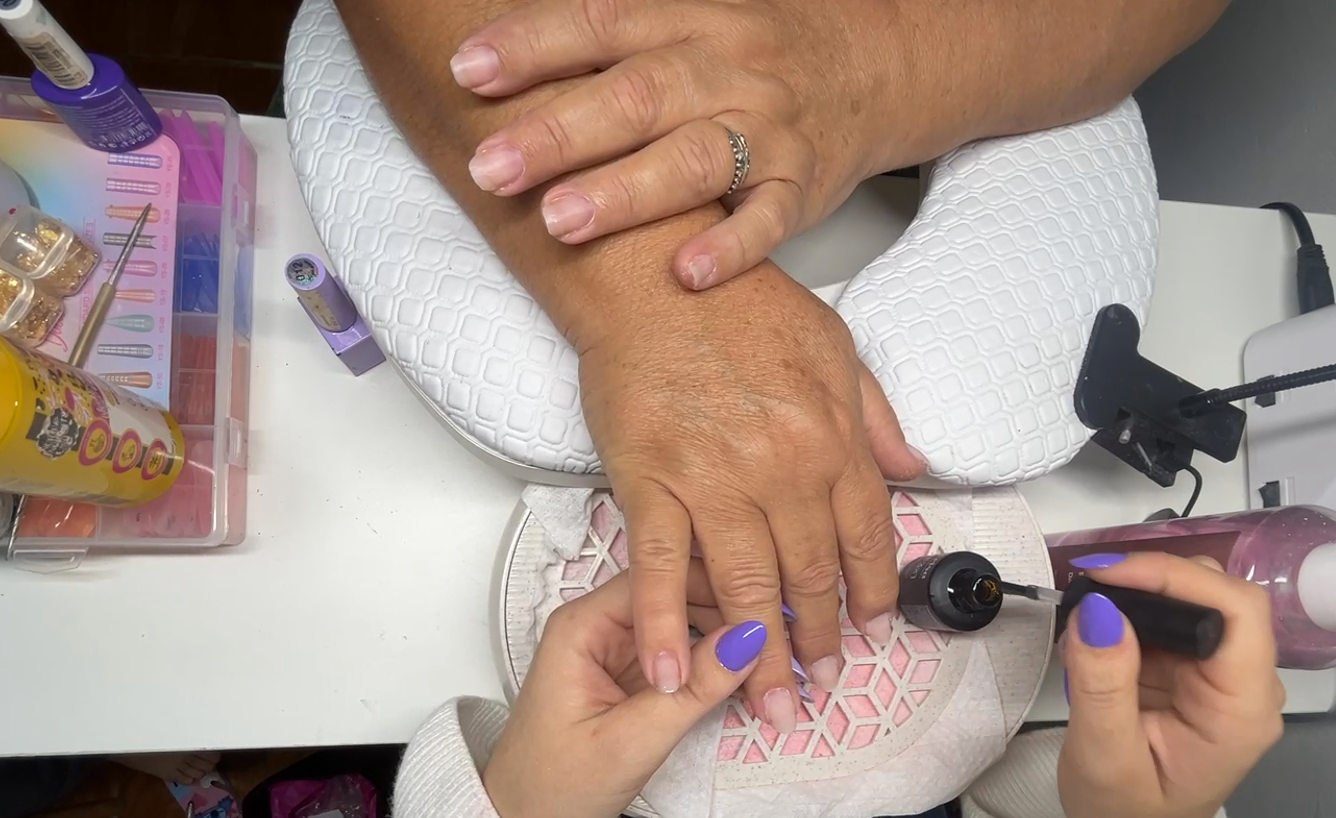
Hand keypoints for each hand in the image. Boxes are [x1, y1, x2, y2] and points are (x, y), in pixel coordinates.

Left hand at [448, 0, 913, 288]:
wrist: (865, 69)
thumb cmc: (757, 54)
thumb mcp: (693, 17)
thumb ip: (622, 29)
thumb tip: (525, 38)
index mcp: (691, 19)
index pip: (601, 23)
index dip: (533, 46)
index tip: (469, 73)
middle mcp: (728, 68)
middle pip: (636, 96)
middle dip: (559, 133)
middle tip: (491, 169)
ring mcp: (768, 131)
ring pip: (695, 159)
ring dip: (625, 192)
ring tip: (559, 222)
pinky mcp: (802, 188)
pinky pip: (769, 221)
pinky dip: (730, 248)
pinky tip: (686, 274)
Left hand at [484, 568, 763, 817]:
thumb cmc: (561, 786)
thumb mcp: (631, 742)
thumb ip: (691, 691)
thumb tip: (752, 638)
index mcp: (585, 624)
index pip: (659, 576)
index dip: (717, 585)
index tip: (773, 605)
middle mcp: (602, 621)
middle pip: (678, 592)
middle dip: (731, 612)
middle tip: (790, 635)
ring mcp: (622, 645)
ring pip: (687, 620)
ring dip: (730, 637)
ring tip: (782, 652)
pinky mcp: (637, 670)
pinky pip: (686, 650)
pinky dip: (718, 660)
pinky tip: (754, 671)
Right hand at [579, 273, 923, 730]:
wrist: (653, 271)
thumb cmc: (740, 302)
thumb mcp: (834, 343)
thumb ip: (874, 413)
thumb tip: (910, 468)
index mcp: (832, 436)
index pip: (865, 538)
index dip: (871, 594)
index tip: (871, 632)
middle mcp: (782, 470)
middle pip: (811, 577)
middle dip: (820, 641)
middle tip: (822, 687)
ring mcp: (714, 483)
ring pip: (748, 589)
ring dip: (762, 658)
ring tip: (772, 708)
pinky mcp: (651, 486)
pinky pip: (663, 571)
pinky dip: (668, 628)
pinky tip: (674, 676)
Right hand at [1054, 553, 1285, 817]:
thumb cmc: (1125, 814)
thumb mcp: (1103, 756)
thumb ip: (1102, 684)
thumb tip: (1095, 609)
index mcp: (1240, 710)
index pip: (1236, 614)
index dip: (1176, 578)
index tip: (1108, 573)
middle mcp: (1241, 685)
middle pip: (1219, 597)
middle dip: (1154, 576)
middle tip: (1086, 581)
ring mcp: (1216, 677)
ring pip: (1192, 601)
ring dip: (1138, 590)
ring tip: (1083, 599)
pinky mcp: (1188, 673)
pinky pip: (1166, 622)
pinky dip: (1127, 609)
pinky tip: (1092, 621)